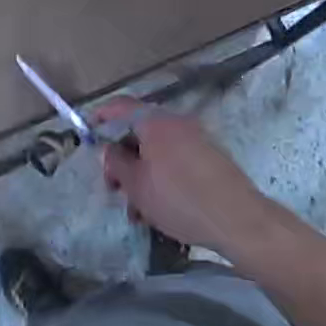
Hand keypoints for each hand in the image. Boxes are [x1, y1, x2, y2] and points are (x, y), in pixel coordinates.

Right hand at [95, 97, 271, 253]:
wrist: (237, 219)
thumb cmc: (178, 199)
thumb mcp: (136, 185)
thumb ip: (116, 163)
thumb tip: (108, 149)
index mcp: (156, 123)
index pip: (121, 107)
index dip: (100, 116)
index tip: (87, 133)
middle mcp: (178, 123)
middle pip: (140, 131)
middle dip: (123, 158)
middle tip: (115, 187)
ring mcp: (198, 139)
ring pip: (158, 151)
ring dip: (142, 174)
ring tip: (138, 211)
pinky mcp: (211, 158)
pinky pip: (177, 161)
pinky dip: (162, 178)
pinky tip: (160, 209)